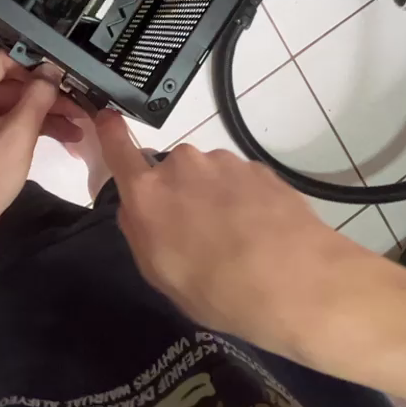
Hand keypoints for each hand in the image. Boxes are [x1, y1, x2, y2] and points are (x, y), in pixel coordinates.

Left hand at [0, 51, 81, 245]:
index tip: (65, 73)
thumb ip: (37, 97)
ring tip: (78, 126)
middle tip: (79, 105)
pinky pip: (6, 123)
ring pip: (13, 106)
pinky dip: (30, 128)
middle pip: (11, 85)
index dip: (36, 65)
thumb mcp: (18, 134)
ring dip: (44, 114)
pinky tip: (62, 137)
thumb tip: (51, 70)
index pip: (3, 60)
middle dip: (46, 95)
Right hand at [94, 110, 401, 362]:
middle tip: (197, 235)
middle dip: (178, 195)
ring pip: (207, 176)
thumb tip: (137, 210)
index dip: (110, 132)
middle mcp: (182, 165)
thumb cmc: (216, 290)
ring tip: (237, 241)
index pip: (119, 149)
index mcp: (147, 193)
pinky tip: (261, 234)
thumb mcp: (160, 275)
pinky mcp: (260, 168)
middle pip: (170, 172)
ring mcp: (224, 163)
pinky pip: (240, 182)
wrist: (298, 283)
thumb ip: (140, 233)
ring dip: (213, 199)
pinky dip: (244, 201)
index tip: (107, 117)